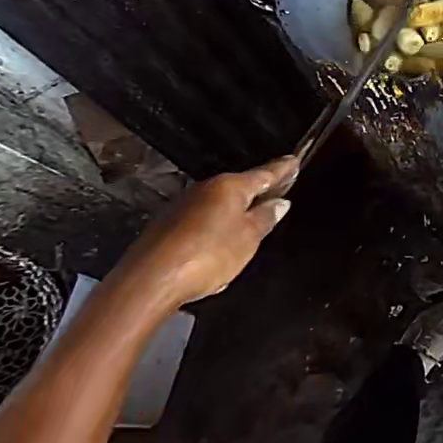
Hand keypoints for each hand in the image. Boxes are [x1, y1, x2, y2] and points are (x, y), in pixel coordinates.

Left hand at [105, 157, 297, 311]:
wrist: (149, 281)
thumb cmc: (206, 255)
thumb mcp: (249, 238)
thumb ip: (266, 218)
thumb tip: (279, 203)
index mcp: (229, 187)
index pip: (263, 173)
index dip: (281, 169)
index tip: (293, 161)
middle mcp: (204, 189)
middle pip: (238, 188)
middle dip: (256, 193)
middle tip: (276, 195)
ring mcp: (182, 207)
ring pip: (218, 205)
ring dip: (235, 213)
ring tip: (250, 226)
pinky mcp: (167, 227)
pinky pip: (201, 221)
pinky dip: (215, 228)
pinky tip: (219, 247)